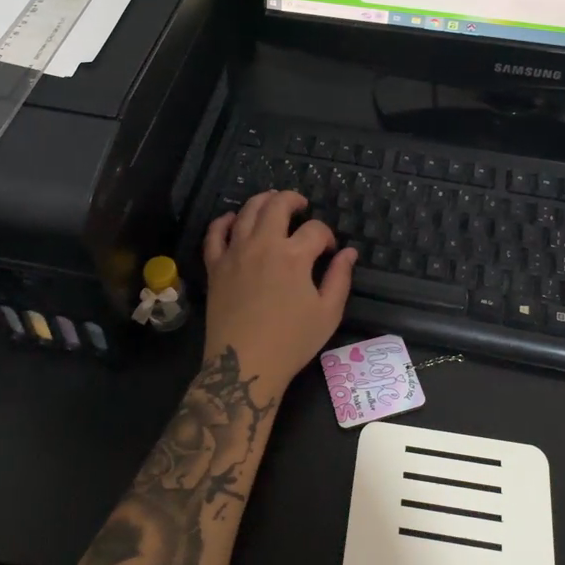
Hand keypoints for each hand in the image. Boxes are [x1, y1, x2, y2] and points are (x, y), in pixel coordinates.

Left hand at [201, 190, 357, 394]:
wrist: (244, 365)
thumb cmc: (291, 342)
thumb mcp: (328, 313)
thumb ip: (340, 278)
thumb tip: (348, 253)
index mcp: (294, 256)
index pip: (315, 229)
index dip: (327, 235)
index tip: (329, 250)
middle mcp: (263, 245)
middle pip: (277, 205)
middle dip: (293, 200)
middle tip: (301, 206)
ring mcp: (235, 253)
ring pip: (246, 211)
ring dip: (262, 201)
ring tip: (272, 202)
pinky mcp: (216, 266)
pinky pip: (215, 233)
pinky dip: (224, 221)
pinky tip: (234, 219)